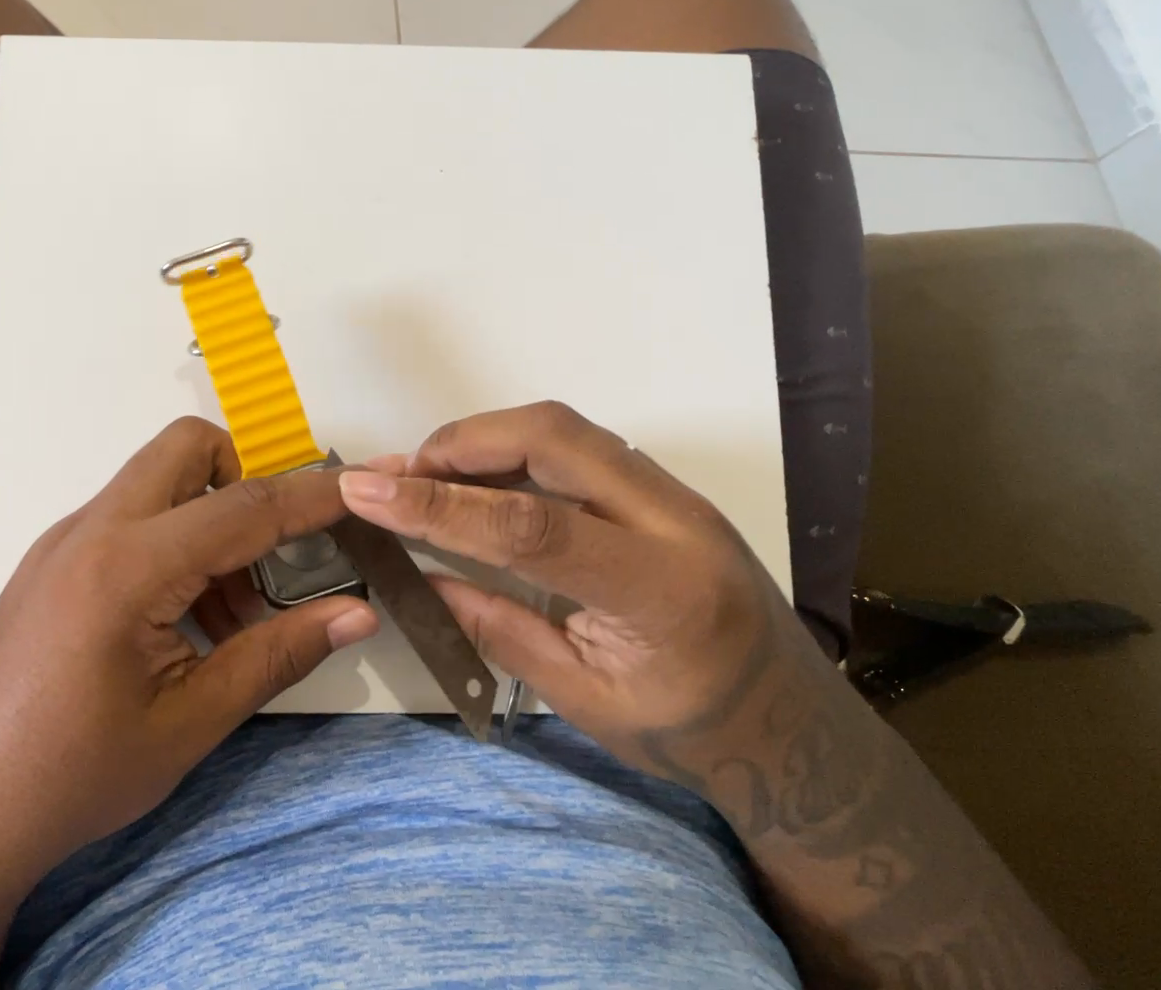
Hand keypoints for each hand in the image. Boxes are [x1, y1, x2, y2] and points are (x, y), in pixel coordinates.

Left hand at [0, 417, 379, 859]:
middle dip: (246, 479)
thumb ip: (277, 654)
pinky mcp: (50, 564)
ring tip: (230, 618)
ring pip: (155, 483)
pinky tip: (181, 626)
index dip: (312, 498)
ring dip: (209, 522)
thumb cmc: (77, 775)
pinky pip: (127, 521)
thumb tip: (358, 614)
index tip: (363, 490)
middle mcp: (90, 531)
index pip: (243, 508)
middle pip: (185, 449)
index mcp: (127, 567)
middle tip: (273, 556)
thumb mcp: (192, 721)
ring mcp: (62, 542)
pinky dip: (172, 546)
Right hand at [337, 401, 810, 773]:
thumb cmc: (689, 731)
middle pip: (555, 437)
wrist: (791, 724)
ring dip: (485, 441)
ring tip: (426, 476)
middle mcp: (675, 521)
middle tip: (401, 474)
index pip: (532, 526)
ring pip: (567, 430)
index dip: (439, 505)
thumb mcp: (584, 699)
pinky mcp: (663, 490)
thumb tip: (422, 576)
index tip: (368, 490)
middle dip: (462, 443)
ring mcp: (675, 496)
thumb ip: (499, 630)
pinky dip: (514, 453)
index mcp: (659, 592)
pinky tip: (478, 484)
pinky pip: (579, 448)